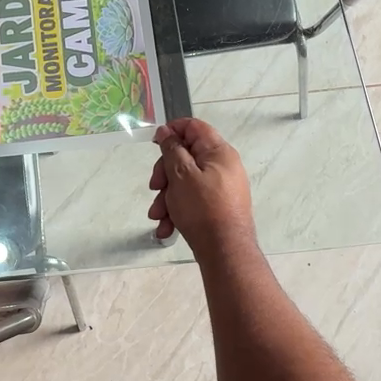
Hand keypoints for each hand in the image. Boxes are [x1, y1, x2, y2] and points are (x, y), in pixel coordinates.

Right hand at [148, 118, 255, 261]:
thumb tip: (166, 131)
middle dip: (165, 173)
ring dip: (167, 196)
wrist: (226, 253)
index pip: (193, 127)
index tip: (155, 143)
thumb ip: (171, 149)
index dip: (172, 131)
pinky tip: (166, 227)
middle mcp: (222, 166)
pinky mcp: (218, 206)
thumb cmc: (202, 208)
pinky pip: (193, 199)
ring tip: (157, 216)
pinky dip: (178, 209)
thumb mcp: (181, 175)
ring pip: (186, 181)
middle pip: (185, 156)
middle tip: (154, 187)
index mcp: (218, 152)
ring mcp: (221, 187)